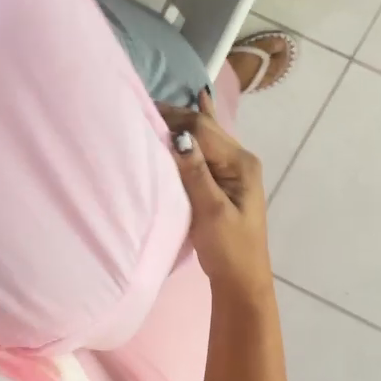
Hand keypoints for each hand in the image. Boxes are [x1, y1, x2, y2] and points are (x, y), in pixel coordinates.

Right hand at [159, 92, 276, 307]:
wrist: (241, 281)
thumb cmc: (228, 248)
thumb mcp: (211, 211)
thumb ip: (195, 172)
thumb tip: (179, 136)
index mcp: (240, 163)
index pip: (202, 128)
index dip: (174, 119)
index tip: (142, 114)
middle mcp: (239, 158)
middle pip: (203, 126)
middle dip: (174, 116)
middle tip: (140, 109)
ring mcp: (233, 166)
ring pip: (203, 133)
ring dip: (180, 121)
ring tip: (153, 109)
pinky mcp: (223, 176)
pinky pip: (207, 143)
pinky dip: (198, 125)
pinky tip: (200, 99)